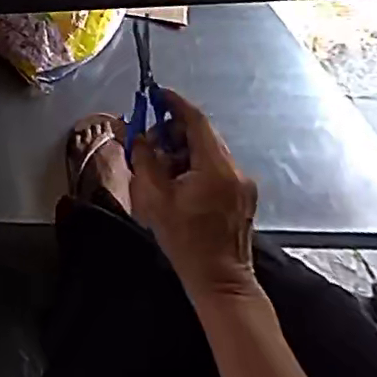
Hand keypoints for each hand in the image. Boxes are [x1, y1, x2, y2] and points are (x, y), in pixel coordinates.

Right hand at [130, 88, 260, 298]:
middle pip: (202, 134)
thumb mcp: (154, 198)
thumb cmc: (185, 241)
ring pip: (208, 150)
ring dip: (182, 149)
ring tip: (160, 166)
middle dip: (173, 130)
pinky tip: (178, 181)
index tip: (155, 94)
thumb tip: (134, 133)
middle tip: (149, 139)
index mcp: (215, 167)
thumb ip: (143, 158)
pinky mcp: (242, 195)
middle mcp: (234, 170)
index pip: (196, 120)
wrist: (220, 282)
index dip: (174, 103)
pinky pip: (215, 166)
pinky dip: (194, 164)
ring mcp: (242, 183)